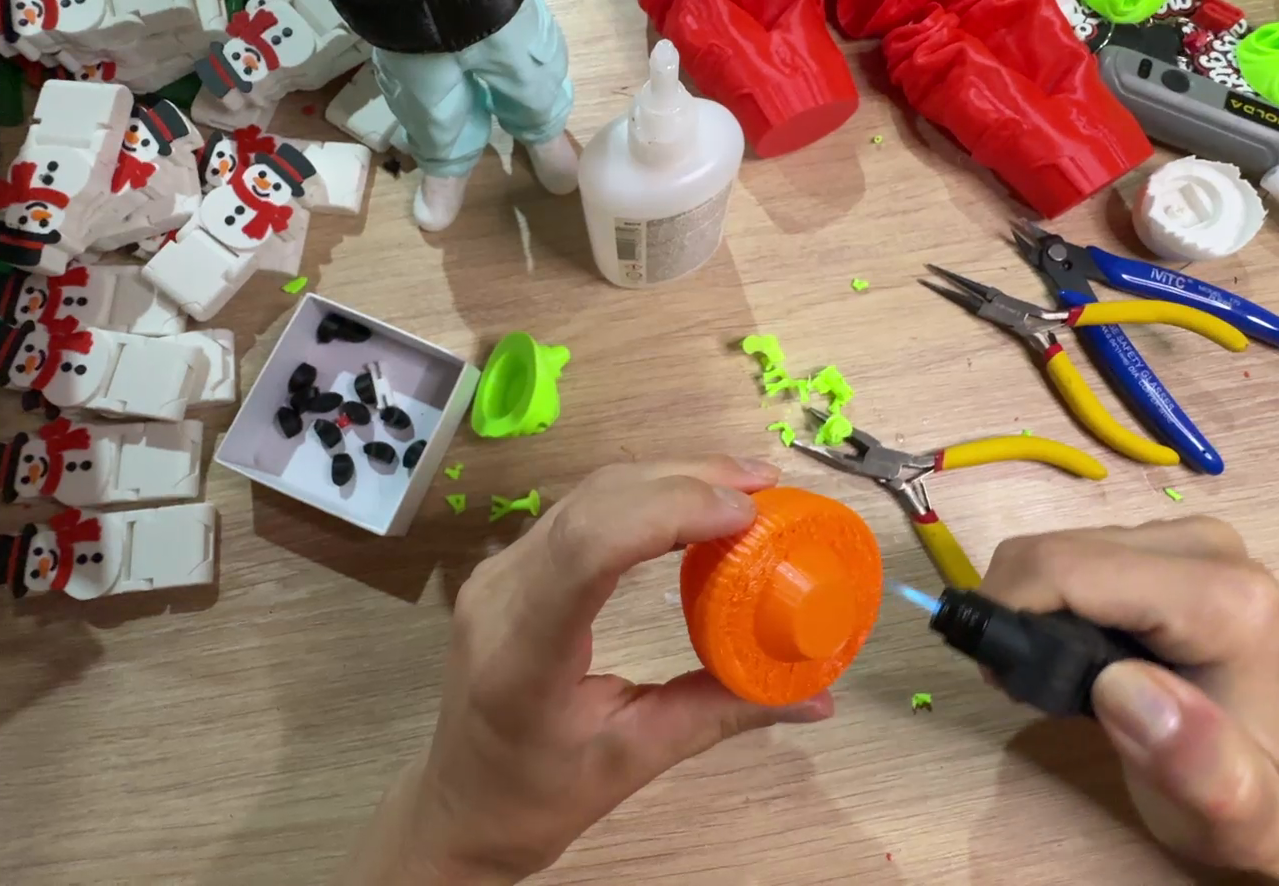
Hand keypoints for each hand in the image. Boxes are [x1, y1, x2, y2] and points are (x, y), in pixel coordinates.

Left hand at [349, 456, 833, 884]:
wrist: (458, 802)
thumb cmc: (537, 795)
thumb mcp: (634, 759)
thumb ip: (724, 714)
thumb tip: (820, 697)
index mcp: (524, 651)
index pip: (589, 547)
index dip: (671, 511)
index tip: (746, 514)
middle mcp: (501, 590)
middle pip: (595, 502)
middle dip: (685, 479)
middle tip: (763, 484)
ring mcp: (498, 568)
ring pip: (588, 493)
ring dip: (667, 477)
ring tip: (739, 484)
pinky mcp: (509, 561)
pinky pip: (581, 507)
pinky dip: (643, 493)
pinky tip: (688, 500)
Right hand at [980, 517, 1278, 878]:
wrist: (1258, 775)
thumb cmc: (1237, 796)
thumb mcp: (1233, 813)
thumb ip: (1199, 767)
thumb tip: (1122, 687)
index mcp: (1228, 601)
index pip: (1068, 571)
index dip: (1015, 614)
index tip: (1006, 677)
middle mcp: (1207, 550)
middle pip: (1053, 553)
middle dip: (1015, 610)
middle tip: (1019, 678)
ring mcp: (1180, 537)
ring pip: (1048, 545)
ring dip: (1024, 603)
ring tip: (1044, 665)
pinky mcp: (1155, 537)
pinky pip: (1060, 547)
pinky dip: (1041, 592)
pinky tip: (1065, 639)